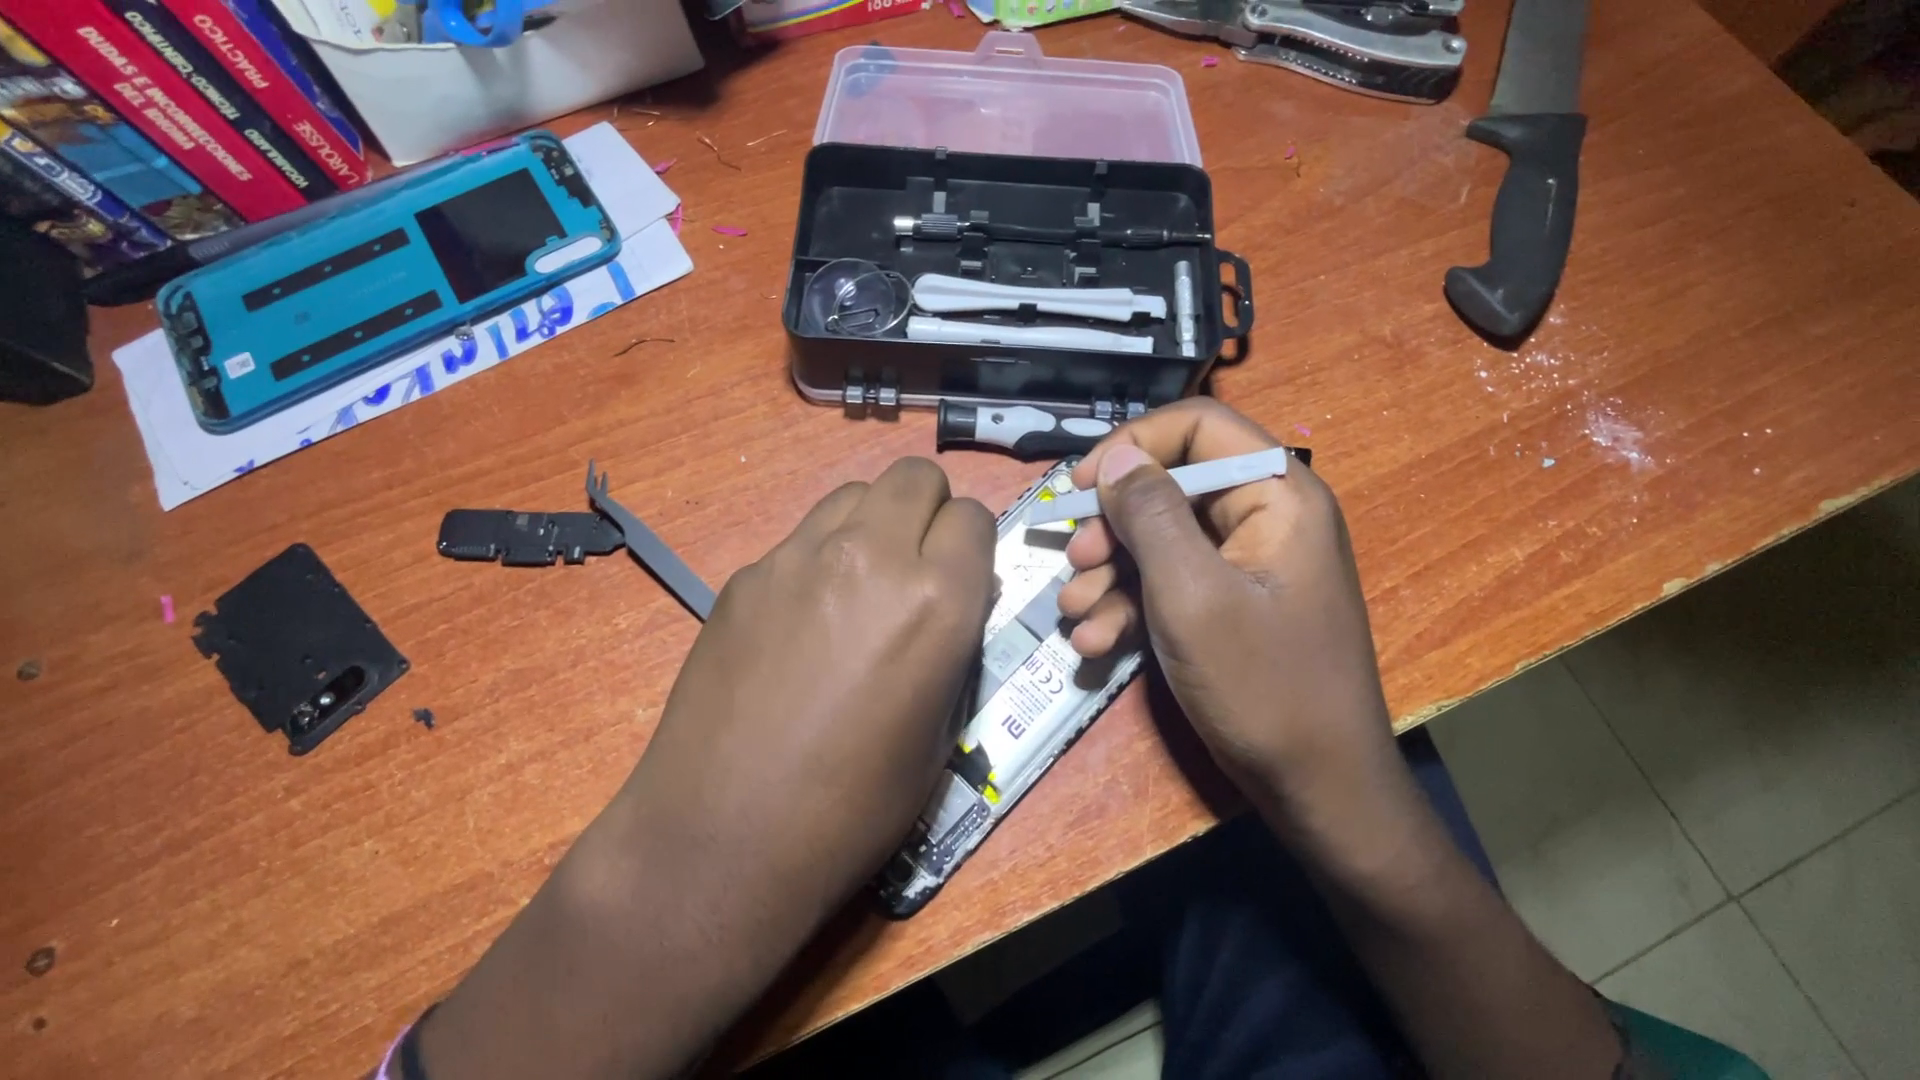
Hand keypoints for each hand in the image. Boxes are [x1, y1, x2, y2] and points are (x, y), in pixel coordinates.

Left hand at [624, 456, 995, 917]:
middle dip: (928, 512)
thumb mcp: (940, 734)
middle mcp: (870, 557)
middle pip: (914, 477)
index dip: (973, 548)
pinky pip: (800, 537)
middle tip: (917, 570)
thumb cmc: (853, 807)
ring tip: (860, 587)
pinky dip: (819, 558)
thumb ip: (951, 647)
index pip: (973, 518)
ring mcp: (798, 558)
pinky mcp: (746, 576)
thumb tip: (949, 604)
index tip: (962, 581)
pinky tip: (800, 623)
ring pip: (853, 493)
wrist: (724, 833)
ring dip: (873, 523)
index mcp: (935, 600)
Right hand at [1057, 399, 1397, 818]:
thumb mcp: (1192, 595)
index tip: (1081, 487)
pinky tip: (1095, 644)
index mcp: (1276, 494)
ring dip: (1109, 574)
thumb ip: (1151, 517)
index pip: (1198, 426)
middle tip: (1076, 563)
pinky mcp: (1226, 605)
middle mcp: (1262, 517)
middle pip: (1169, 486)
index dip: (1132, 444)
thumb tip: (1116, 460)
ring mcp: (1243, 565)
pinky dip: (1128, 607)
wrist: (1315, 786)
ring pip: (1159, 540)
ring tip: (1077, 617)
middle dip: (1112, 526)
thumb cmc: (1263, 684)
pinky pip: (1168, 584)